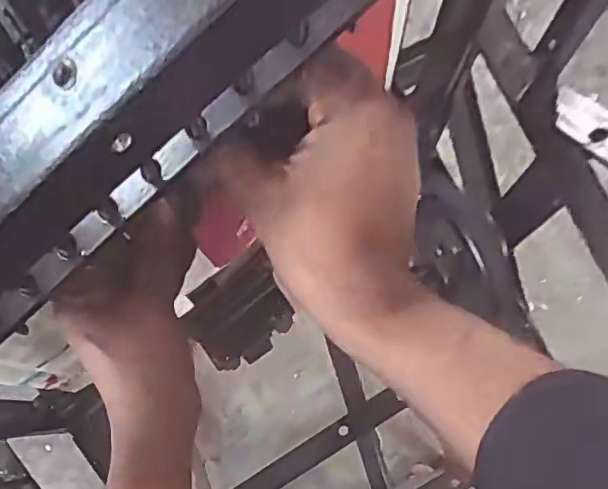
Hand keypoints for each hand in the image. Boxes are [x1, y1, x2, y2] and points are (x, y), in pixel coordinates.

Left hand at [55, 195, 195, 367]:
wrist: (162, 424)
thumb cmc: (144, 372)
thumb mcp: (150, 305)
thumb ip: (158, 252)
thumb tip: (168, 201)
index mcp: (74, 293)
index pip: (93, 237)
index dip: (121, 208)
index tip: (148, 178)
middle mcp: (88, 296)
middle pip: (117, 248)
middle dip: (147, 222)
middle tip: (175, 186)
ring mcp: (114, 309)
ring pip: (138, 264)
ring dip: (162, 241)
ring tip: (186, 206)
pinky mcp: (139, 319)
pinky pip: (151, 282)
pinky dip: (168, 265)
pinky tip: (188, 238)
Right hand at [210, 48, 425, 355]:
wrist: (364, 300)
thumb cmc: (322, 255)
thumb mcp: (263, 201)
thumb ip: (231, 161)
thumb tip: (210, 148)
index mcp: (356, 108)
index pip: (301, 69)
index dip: (262, 95)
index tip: (239, 122)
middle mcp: (386, 114)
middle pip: (325, 88)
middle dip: (283, 113)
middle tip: (250, 142)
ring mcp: (396, 143)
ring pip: (342, 115)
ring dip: (304, 132)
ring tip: (270, 164)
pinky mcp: (397, 171)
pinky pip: (357, 143)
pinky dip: (328, 152)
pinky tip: (299, 180)